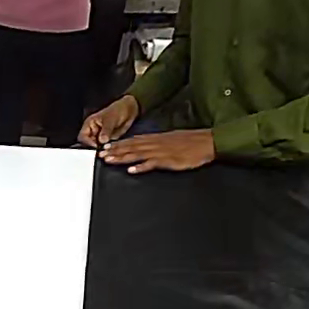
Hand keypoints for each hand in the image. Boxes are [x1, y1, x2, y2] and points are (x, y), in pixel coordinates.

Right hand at [78, 95, 140, 147]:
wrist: (129, 112)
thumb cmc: (117, 111)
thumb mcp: (110, 120)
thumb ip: (106, 130)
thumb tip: (102, 140)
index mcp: (89, 124)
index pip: (82, 137)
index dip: (87, 142)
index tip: (96, 146)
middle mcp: (92, 132)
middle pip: (87, 144)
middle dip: (92, 149)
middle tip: (99, 151)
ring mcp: (99, 137)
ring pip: (95, 148)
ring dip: (99, 151)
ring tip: (106, 151)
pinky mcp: (106, 141)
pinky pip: (104, 149)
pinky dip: (106, 151)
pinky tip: (110, 151)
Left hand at [98, 129, 216, 173]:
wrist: (207, 141)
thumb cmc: (190, 142)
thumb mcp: (170, 140)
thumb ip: (156, 143)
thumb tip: (143, 147)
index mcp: (155, 139)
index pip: (133, 141)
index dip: (118, 144)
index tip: (105, 148)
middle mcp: (155, 144)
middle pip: (131, 147)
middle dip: (115, 151)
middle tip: (101, 155)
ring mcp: (161, 152)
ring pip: (137, 154)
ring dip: (123, 158)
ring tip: (109, 160)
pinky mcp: (169, 160)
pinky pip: (152, 164)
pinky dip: (142, 167)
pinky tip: (132, 170)